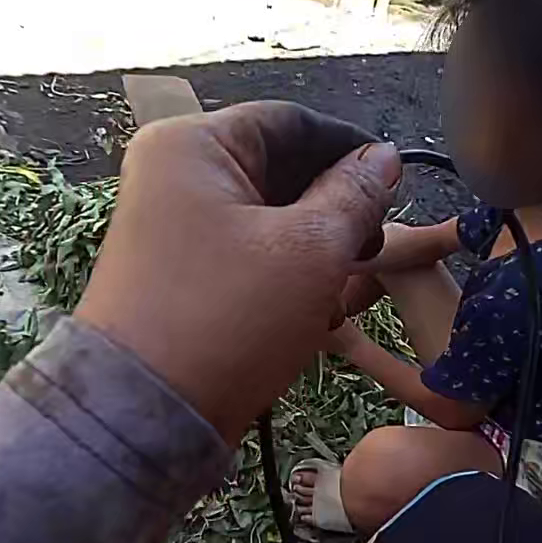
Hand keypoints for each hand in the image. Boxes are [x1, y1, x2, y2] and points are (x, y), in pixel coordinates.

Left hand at [75, 102, 399, 442]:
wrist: (148, 419)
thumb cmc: (230, 317)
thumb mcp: (309, 249)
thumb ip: (354, 195)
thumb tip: (382, 157)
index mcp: (192, 147)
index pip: (290, 123)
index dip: (349, 149)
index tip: (393, 185)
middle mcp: (174, 177)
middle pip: (278, 172)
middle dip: (333, 210)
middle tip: (370, 249)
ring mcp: (173, 228)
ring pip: (267, 221)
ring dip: (314, 251)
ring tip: (342, 291)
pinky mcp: (181, 274)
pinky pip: (246, 256)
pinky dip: (284, 276)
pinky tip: (313, 313)